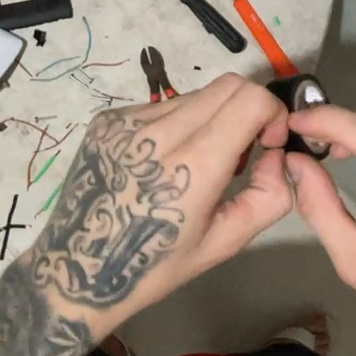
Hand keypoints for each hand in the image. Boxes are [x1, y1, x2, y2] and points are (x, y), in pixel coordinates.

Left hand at [27, 73, 292, 328]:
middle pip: (228, 85)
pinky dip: (180, 123)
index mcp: (192, 167)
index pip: (251, 99)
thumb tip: (278, 154)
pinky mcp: (107, 118)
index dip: (273, 114)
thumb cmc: (155, 265)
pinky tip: (166, 161)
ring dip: (214, 117)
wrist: (76, 269)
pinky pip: (163, 105)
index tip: (269, 143)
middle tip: (242, 150)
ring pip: (196, 94)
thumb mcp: (225, 242)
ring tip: (199, 160)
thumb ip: (269, 196)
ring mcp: (128, 121)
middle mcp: (158, 132)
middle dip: (250, 110)